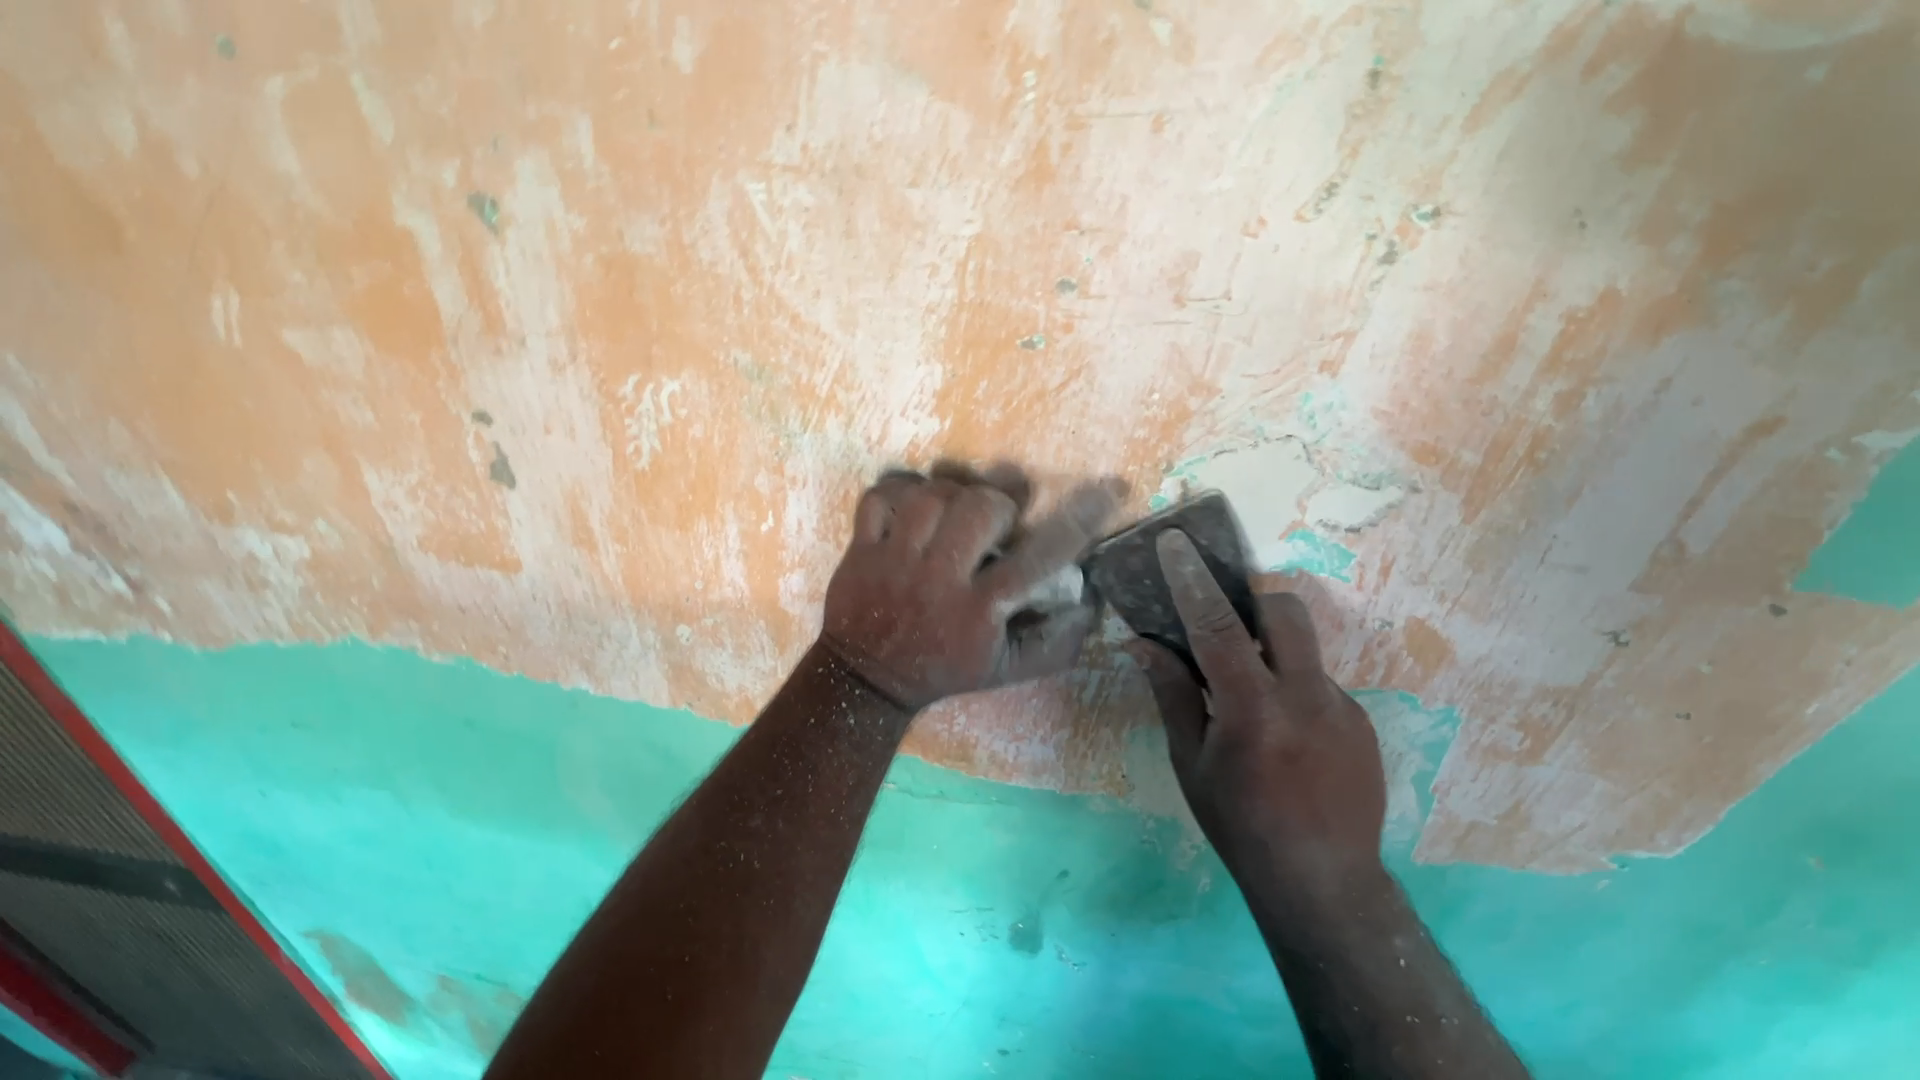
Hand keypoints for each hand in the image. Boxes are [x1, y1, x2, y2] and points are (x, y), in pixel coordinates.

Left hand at [819, 468, 1121, 710]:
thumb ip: (1053, 643)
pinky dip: (900, 488)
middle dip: (999, 501)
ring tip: (958, 507)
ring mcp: (894, 559)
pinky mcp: (861, 547)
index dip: (1077, 522)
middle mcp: (937, 579)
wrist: (868, 677)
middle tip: (999, 516)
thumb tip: (1091, 603)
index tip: (1107, 491)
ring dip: (953, 491)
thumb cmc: (945, 668)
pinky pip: (880, 495)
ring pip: (930, 496)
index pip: (1037, 559)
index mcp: (978, 610)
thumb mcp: (1006, 669)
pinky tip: (915, 503)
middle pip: (977, 510)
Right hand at [1128, 530, 1386, 896]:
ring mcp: (1343, 708)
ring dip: (1273, 654)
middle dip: (1254, 603)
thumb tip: (1142, 644)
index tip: (1177, 544)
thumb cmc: (1239, 824)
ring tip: (1253, 702)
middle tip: (1228, 630)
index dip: (1194, 582)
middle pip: (1285, 612)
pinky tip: (1285, 737)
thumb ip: (1173, 695)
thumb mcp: (1190, 762)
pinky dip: (1294, 690)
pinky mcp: (1362, 722)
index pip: (1219, 628)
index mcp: (1254, 710)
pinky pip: (1320, 684)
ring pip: (1305, 649)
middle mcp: (1306, 697)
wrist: (1323, 881)